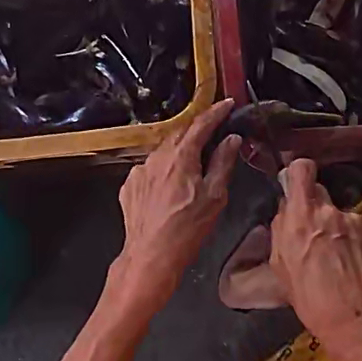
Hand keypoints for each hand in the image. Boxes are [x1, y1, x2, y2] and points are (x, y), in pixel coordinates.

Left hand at [106, 99, 241, 327]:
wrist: (150, 256)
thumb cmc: (186, 229)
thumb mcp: (215, 196)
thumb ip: (223, 163)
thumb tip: (231, 140)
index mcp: (181, 156)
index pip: (201, 124)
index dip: (216, 112)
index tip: (227, 104)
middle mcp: (157, 157)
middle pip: (181, 134)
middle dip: (198, 130)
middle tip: (214, 131)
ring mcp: (140, 171)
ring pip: (164, 152)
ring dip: (180, 152)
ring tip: (194, 164)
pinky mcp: (130, 186)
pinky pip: (150, 169)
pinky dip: (163, 170)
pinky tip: (171, 186)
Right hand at [267, 158, 361, 357]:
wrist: (355, 317)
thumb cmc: (309, 296)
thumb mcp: (280, 264)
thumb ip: (282, 229)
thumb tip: (286, 210)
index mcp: (300, 216)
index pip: (300, 169)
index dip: (298, 172)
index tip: (297, 183)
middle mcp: (328, 210)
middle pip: (319, 191)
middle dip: (314, 206)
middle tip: (314, 229)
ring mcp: (353, 218)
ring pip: (339, 212)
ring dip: (336, 225)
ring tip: (337, 254)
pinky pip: (357, 225)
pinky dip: (355, 237)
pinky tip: (353, 259)